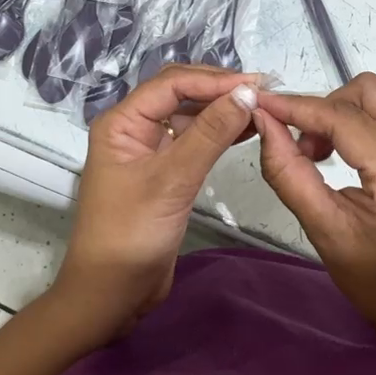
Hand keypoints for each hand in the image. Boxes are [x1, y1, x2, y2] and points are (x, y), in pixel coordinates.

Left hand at [52, 65, 260, 334]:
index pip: (172, 84)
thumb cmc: (131, 234)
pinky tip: (245, 133)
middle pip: (179, 93)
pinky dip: (217, 135)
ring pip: (188, 116)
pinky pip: (192, 141)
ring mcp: (148, 151)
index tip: (257, 84)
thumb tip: (246, 94)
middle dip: (219, 89)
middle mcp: (133, 129)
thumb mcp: (173, 181)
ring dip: (221, 111)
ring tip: (261, 109)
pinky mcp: (163, 174)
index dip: (215, 80)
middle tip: (264, 92)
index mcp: (122, 122)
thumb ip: (210, 134)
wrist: (111, 294)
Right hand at [252, 74, 375, 353]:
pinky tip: (362, 139)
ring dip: (352, 105)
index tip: (261, 106)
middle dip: (326, 107)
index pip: (343, 120)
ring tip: (333, 144)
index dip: (298, 108)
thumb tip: (263, 122)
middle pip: (369, 92)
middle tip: (307, 148)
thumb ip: (289, 174)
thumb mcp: (325, 234)